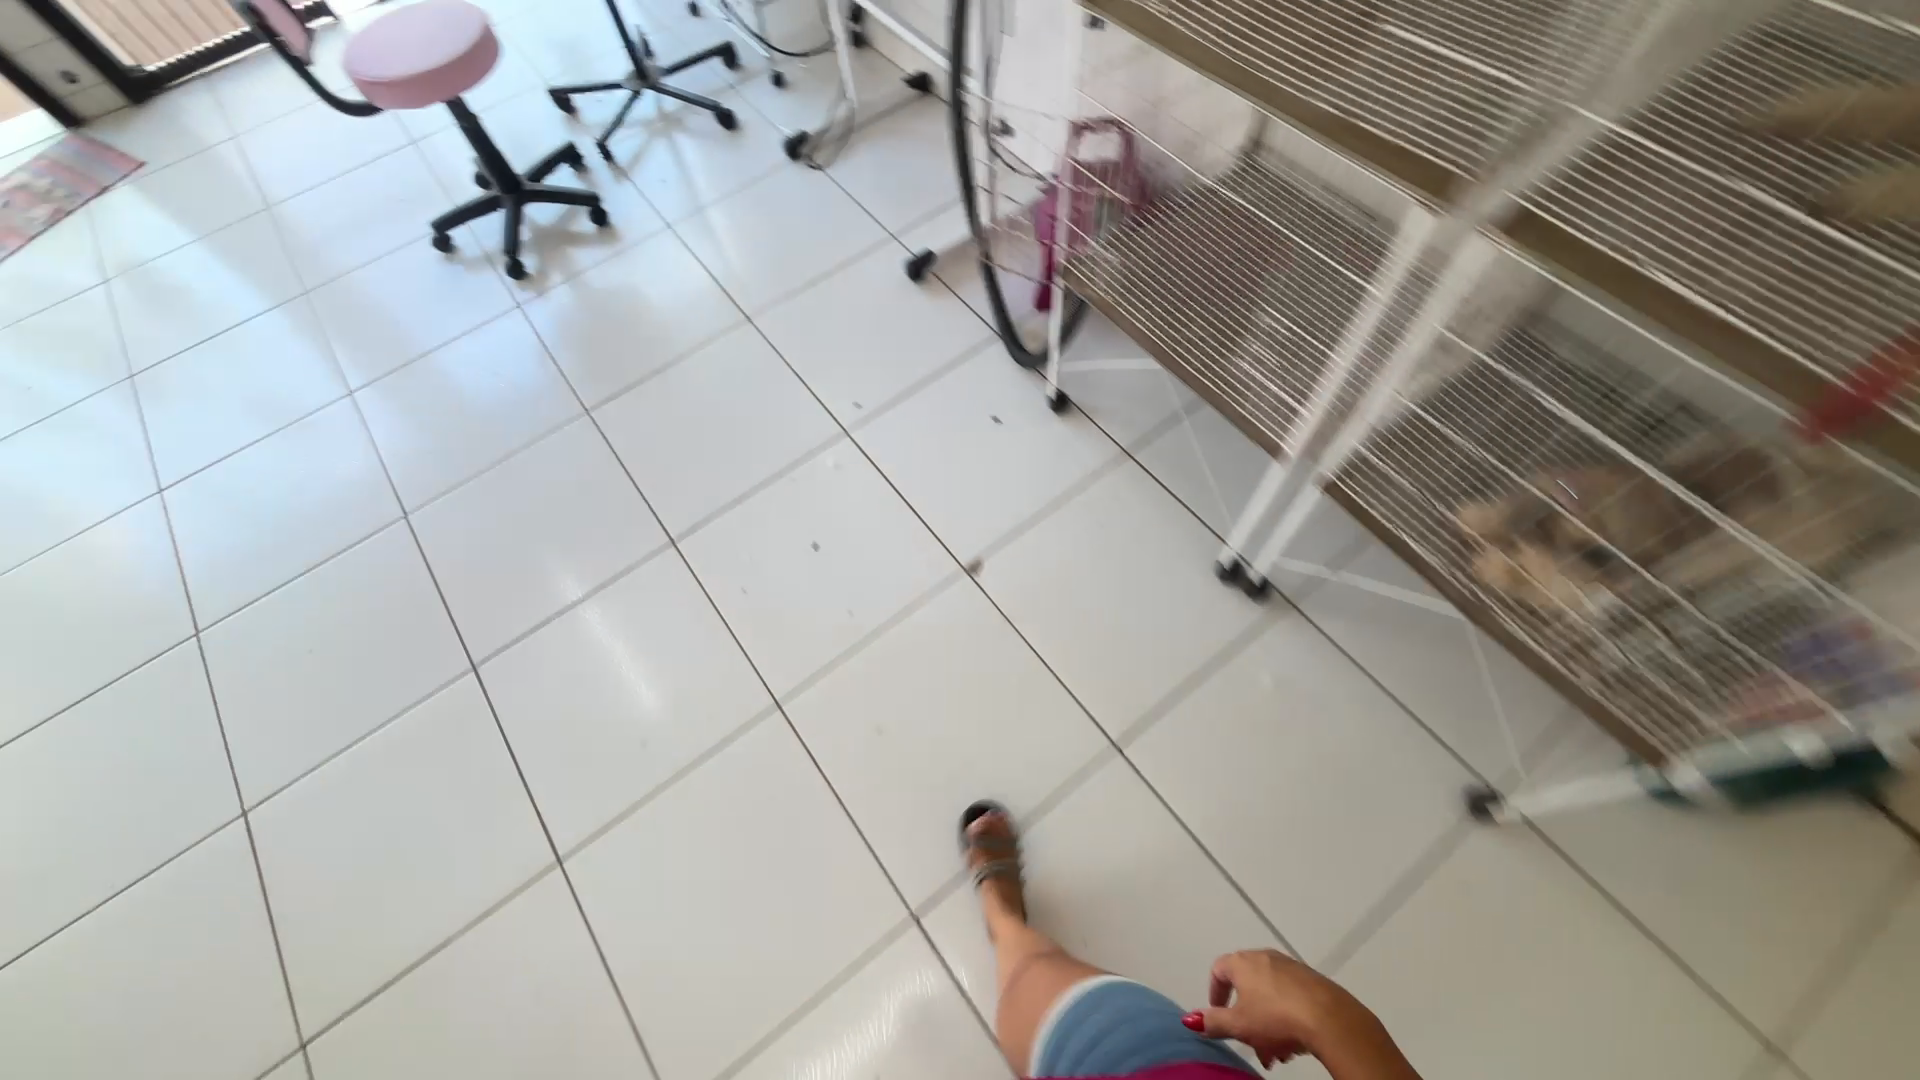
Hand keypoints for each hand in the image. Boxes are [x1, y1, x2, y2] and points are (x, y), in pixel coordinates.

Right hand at [1184, 950, 1379, 1069]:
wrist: (1329, 1018)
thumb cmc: (1275, 1017)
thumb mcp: (1239, 1025)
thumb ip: (1213, 1022)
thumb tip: (1189, 1019)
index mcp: (1242, 962)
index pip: (1218, 970)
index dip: (1215, 993)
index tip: (1219, 1016)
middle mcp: (1264, 957)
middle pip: (1246, 987)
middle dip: (1246, 1019)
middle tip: (1251, 1045)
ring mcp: (1290, 967)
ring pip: (1269, 996)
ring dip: (1267, 1024)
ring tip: (1277, 1054)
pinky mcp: (1313, 980)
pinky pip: (1290, 998)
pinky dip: (1286, 1018)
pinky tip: (1295, 1044)